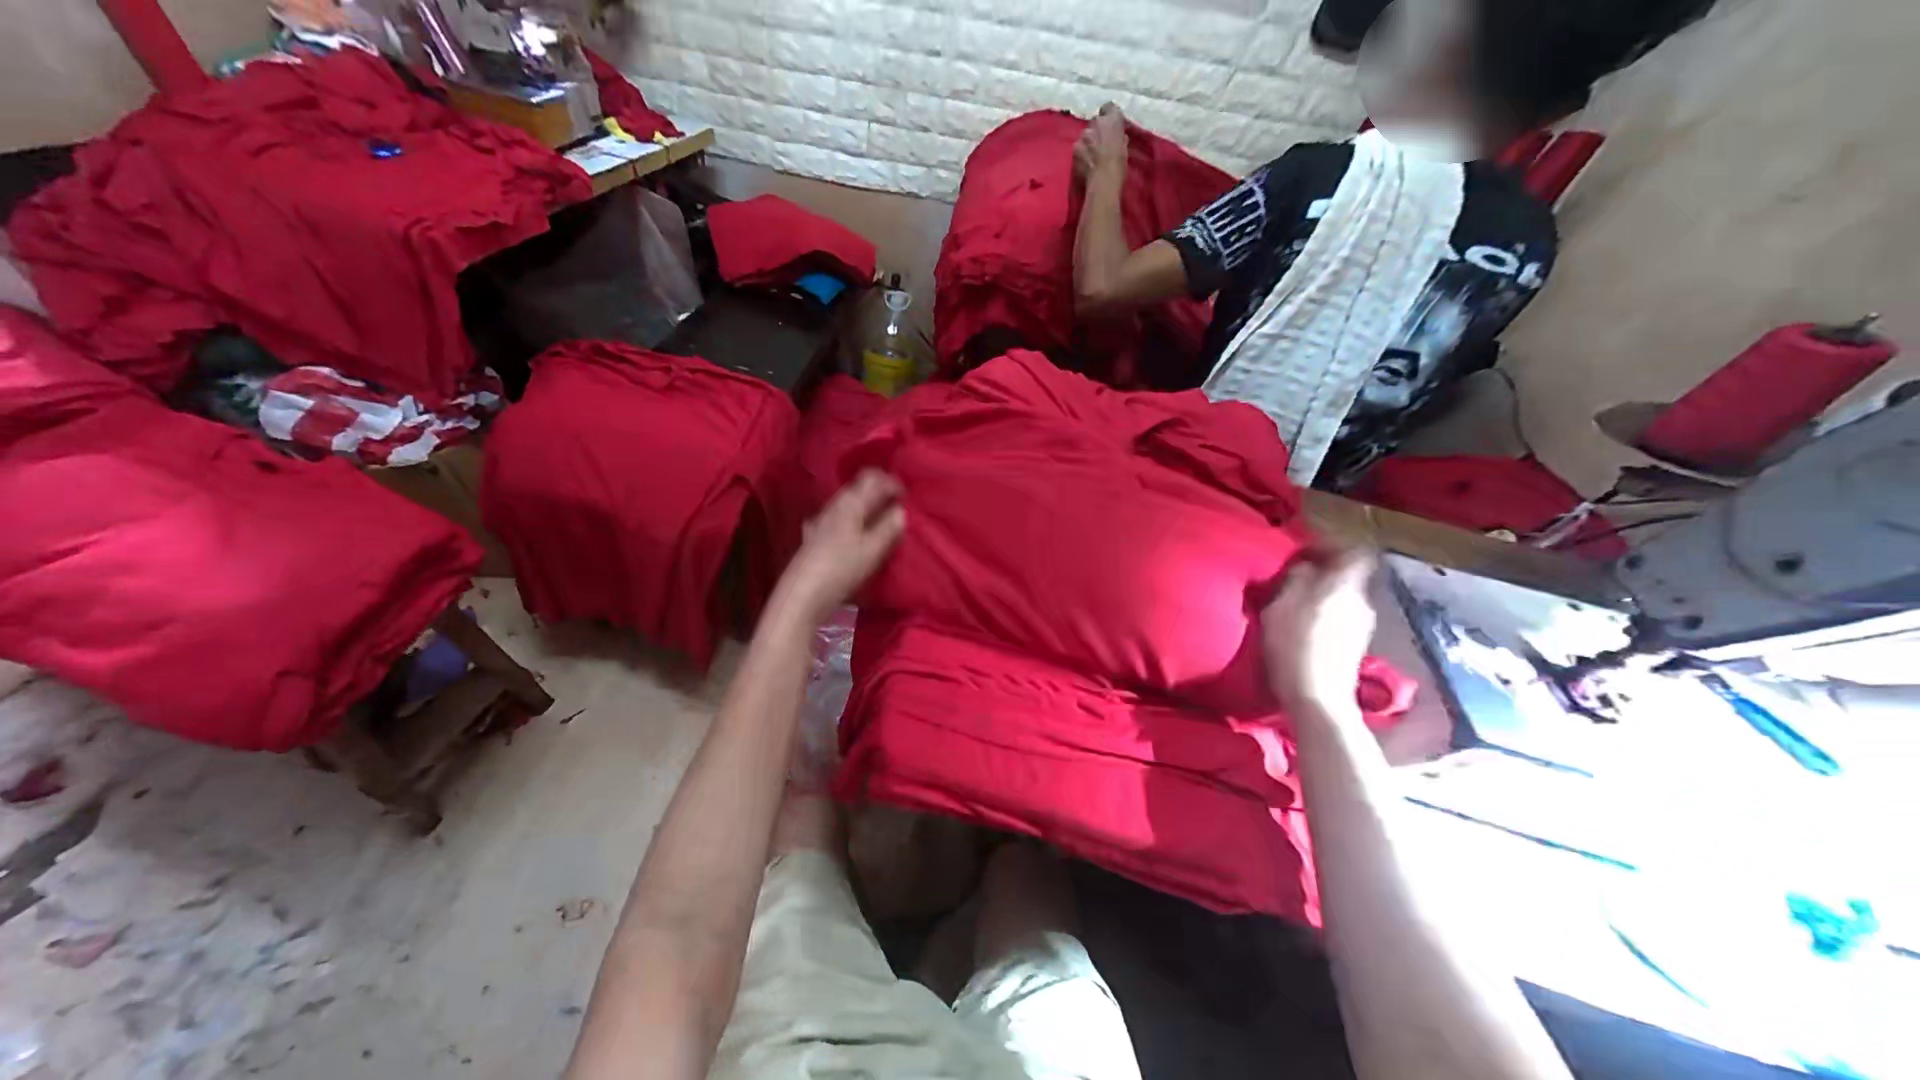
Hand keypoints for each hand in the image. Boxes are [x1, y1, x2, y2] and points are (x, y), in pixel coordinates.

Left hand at [774, 470, 907, 624]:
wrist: (802, 595)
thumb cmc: (841, 569)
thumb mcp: (872, 550)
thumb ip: (889, 528)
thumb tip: (901, 511)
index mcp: (850, 503)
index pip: (872, 478)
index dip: (891, 482)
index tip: (906, 495)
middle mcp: (833, 506)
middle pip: (858, 488)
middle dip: (878, 492)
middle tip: (896, 505)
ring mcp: (820, 521)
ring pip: (847, 504)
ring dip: (865, 507)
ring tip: (880, 521)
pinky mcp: (814, 538)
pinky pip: (838, 519)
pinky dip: (852, 521)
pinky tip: (854, 534)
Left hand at [1072, 103, 1128, 181]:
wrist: (1103, 182)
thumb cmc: (1119, 165)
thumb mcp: (1125, 147)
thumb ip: (1120, 137)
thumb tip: (1119, 137)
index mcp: (1112, 120)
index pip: (1108, 107)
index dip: (1109, 115)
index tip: (1110, 124)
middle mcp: (1096, 122)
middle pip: (1095, 122)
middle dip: (1097, 129)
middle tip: (1101, 142)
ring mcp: (1083, 135)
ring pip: (1085, 134)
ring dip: (1088, 141)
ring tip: (1092, 154)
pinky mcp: (1075, 148)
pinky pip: (1078, 146)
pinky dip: (1081, 152)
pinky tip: (1085, 161)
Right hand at [1261, 546, 1377, 711]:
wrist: (1318, 698)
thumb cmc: (1295, 646)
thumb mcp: (1281, 604)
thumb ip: (1297, 577)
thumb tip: (1306, 565)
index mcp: (1345, 584)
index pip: (1354, 551)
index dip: (1333, 545)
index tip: (1308, 548)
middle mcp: (1362, 600)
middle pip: (1346, 575)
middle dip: (1323, 572)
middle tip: (1292, 576)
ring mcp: (1363, 625)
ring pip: (1342, 597)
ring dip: (1322, 596)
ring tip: (1293, 604)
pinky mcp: (1355, 646)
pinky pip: (1340, 617)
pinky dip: (1323, 615)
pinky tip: (1302, 628)